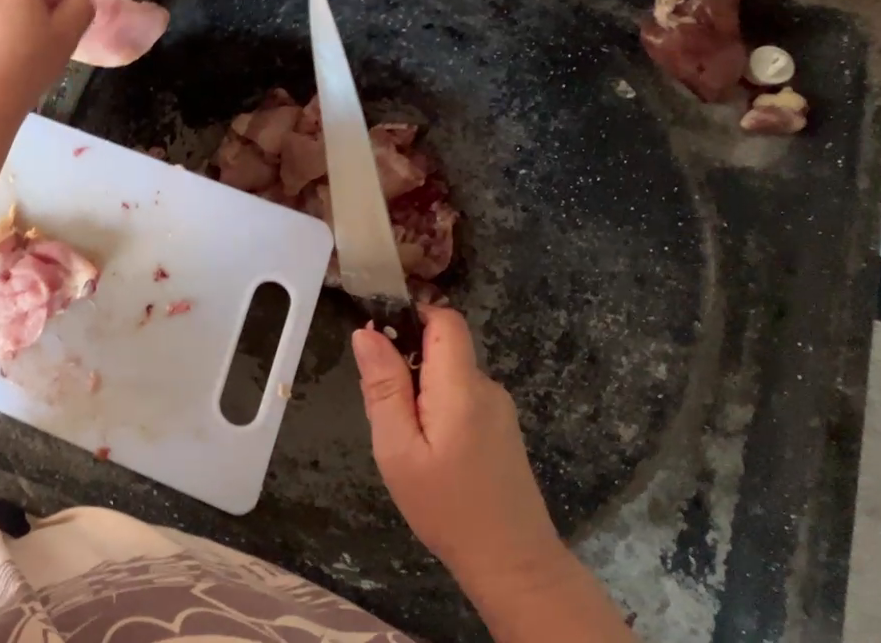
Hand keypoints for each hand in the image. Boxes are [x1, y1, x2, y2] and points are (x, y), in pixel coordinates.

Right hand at [353, 307, 569, 594]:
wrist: (513, 565)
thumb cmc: (446, 506)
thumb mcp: (397, 448)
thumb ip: (383, 387)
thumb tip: (367, 332)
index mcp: (461, 388)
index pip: (446, 321)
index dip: (412, 314)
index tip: (377, 332)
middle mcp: (487, 388)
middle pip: (441, 348)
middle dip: (404, 363)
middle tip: (382, 410)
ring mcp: (499, 410)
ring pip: (447, 375)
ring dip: (417, 390)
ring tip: (402, 438)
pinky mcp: (501, 429)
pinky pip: (459, 397)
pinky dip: (434, 409)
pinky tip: (426, 450)